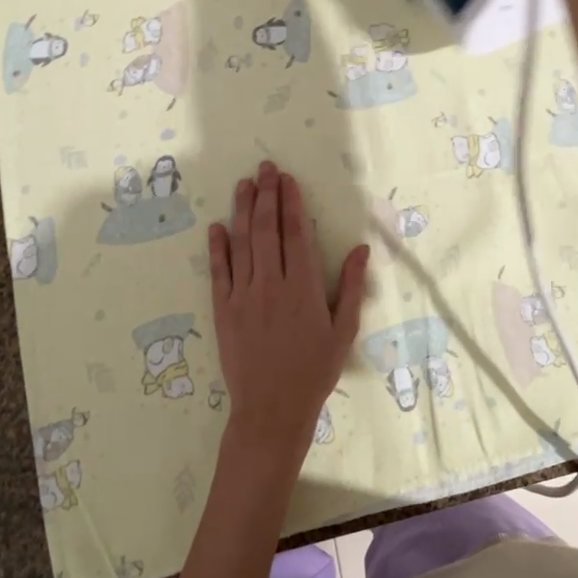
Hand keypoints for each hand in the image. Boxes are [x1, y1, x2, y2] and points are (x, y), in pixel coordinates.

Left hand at [208, 161, 369, 454]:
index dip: (291, 202)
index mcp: (303, 286)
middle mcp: (271, 283)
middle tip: (265, 168)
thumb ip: (350, 286)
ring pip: (241, 243)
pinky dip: (217, 247)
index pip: (296, 233)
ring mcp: (243, 295)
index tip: (288, 179)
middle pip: (266, 229)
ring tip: (244, 184)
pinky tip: (217, 226)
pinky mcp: (223, 310)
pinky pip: (219, 272)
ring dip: (242, 210)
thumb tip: (360, 248)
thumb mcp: (344, 331)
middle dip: (266, 194)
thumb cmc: (314, 371)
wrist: (272, 409)